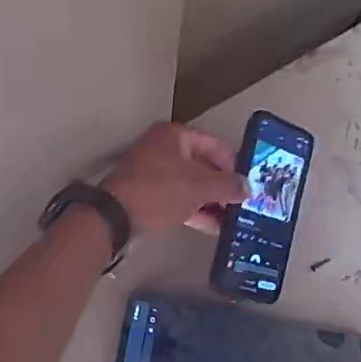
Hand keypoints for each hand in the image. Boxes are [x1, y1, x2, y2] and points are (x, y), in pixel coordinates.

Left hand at [100, 123, 246, 235]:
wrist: (114, 218)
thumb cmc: (157, 191)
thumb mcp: (199, 187)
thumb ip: (227, 185)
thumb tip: (246, 188)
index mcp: (175, 136)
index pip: (214, 144)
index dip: (233, 163)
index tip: (246, 182)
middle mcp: (163, 149)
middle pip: (203, 165)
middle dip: (222, 186)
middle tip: (241, 202)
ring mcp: (153, 172)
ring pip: (191, 184)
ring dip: (211, 201)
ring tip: (231, 218)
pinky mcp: (148, 195)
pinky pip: (178, 198)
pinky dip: (195, 209)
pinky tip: (212, 226)